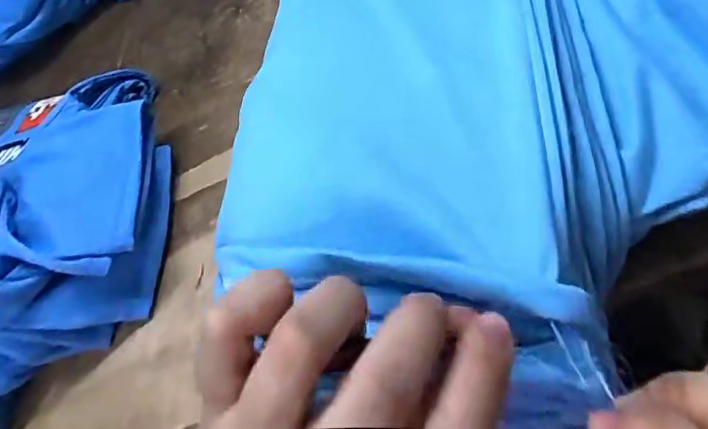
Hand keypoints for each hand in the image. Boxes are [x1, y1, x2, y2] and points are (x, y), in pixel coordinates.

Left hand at [199, 270, 515, 427]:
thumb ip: (439, 412)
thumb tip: (480, 333)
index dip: (481, 374)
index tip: (493, 325)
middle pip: (385, 386)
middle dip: (419, 327)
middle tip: (429, 307)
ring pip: (302, 339)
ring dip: (340, 304)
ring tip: (354, 307)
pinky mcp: (214, 404)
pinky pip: (225, 330)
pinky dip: (258, 294)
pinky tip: (284, 294)